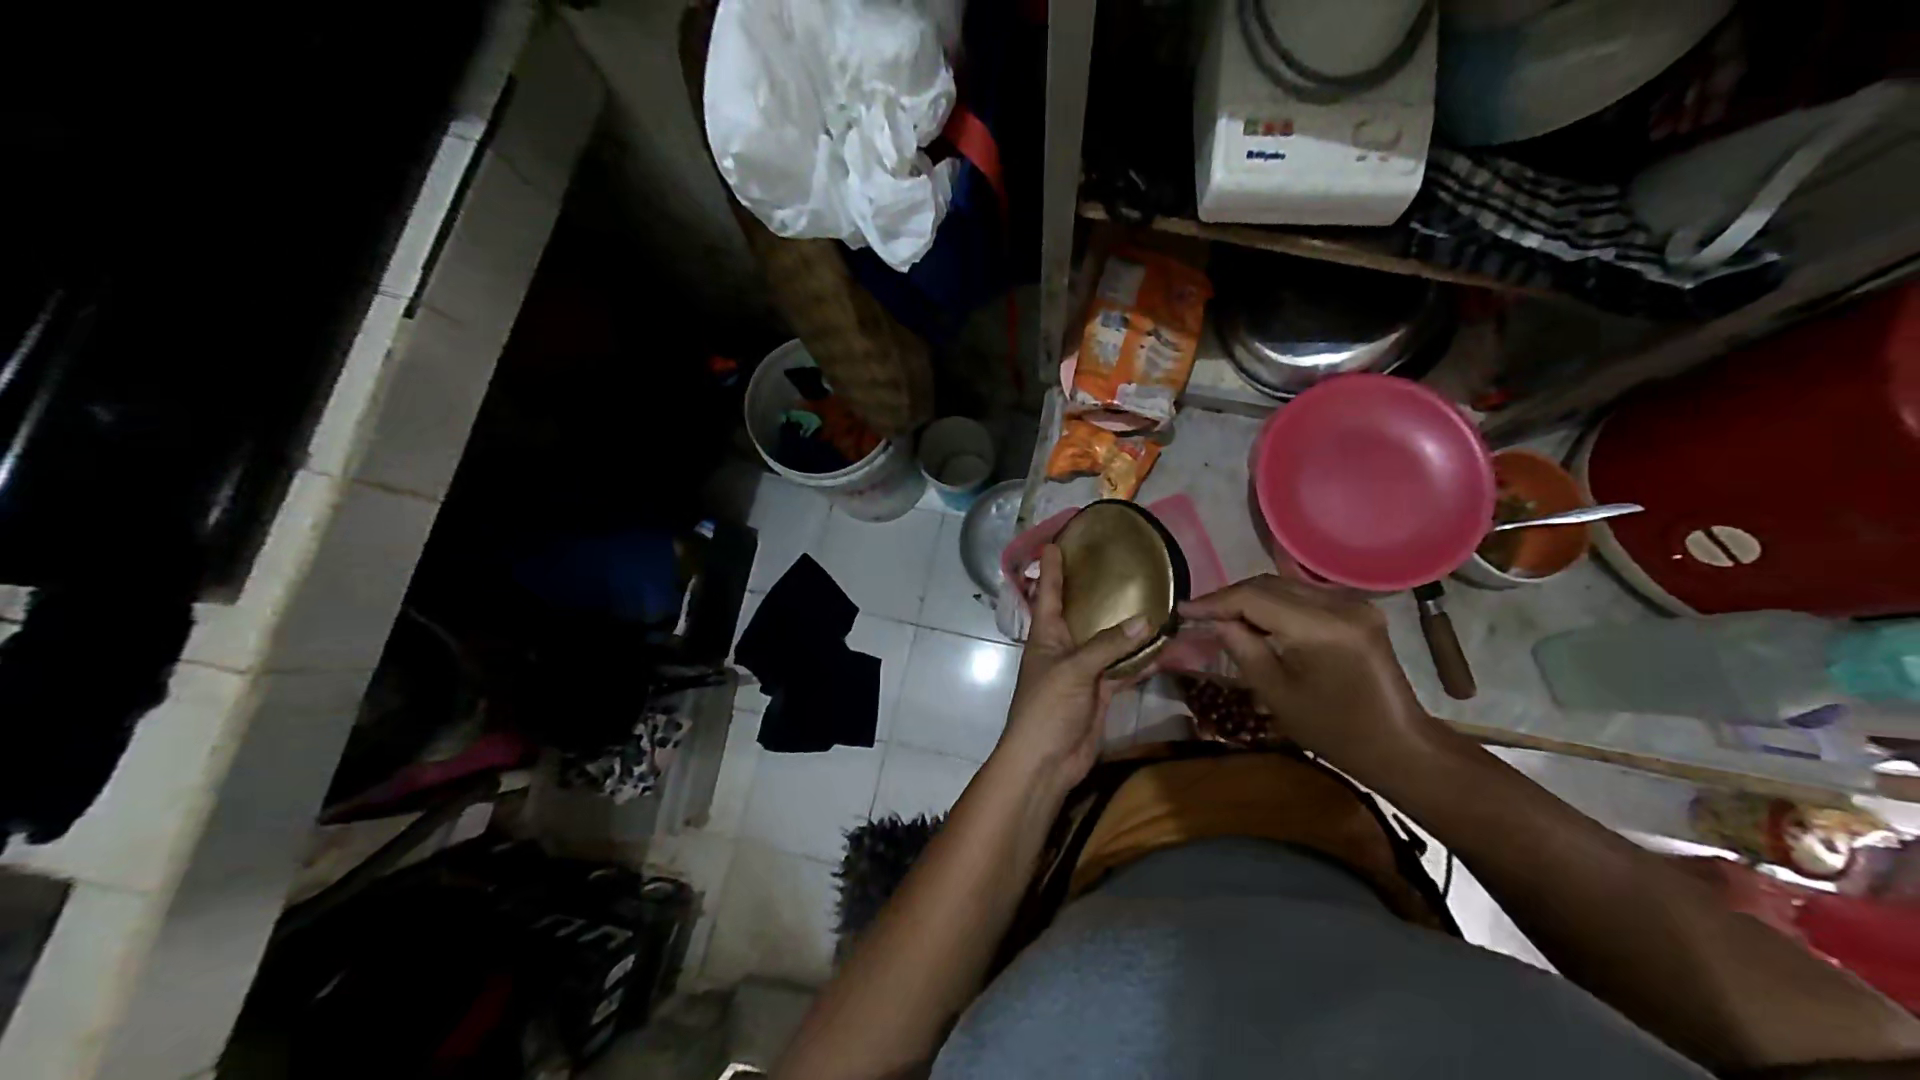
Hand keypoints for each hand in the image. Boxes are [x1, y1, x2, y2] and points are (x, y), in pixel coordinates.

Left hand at [994, 545, 1153, 793]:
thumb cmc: (1047, 707)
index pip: (1049, 594)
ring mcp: (1084, 671)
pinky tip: (1163, 644)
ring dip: (1125, 626)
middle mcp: (1064, 647)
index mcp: (1046, 636)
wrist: (1046, 760)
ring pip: (1107, 641)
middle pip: (1080, 613)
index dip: (1053, 569)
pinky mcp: (1101, 692)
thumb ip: (1108, 645)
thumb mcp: (1073, 669)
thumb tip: (1146, 619)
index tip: (1056, 541)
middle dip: (1093, 591)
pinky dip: (1141, 659)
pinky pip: (1124, 669)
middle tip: (1115, 563)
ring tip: (1150, 598)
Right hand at [1179, 575, 1440, 769]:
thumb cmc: (1333, 730)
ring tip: (1218, 615)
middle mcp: (1340, 605)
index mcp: (1321, 628)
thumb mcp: (1276, 693)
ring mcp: (1353, 604)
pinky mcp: (1358, 610)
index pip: (1254, 598)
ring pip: (1285, 586)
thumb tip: (1215, 621)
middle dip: (1229, 597)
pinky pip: (1304, 596)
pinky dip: (1273, 603)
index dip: (1214, 602)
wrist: (1397, 745)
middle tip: (1196, 613)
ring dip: (1249, 597)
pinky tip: (1254, 618)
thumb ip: (1242, 648)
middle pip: (1269, 585)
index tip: (1182, 610)